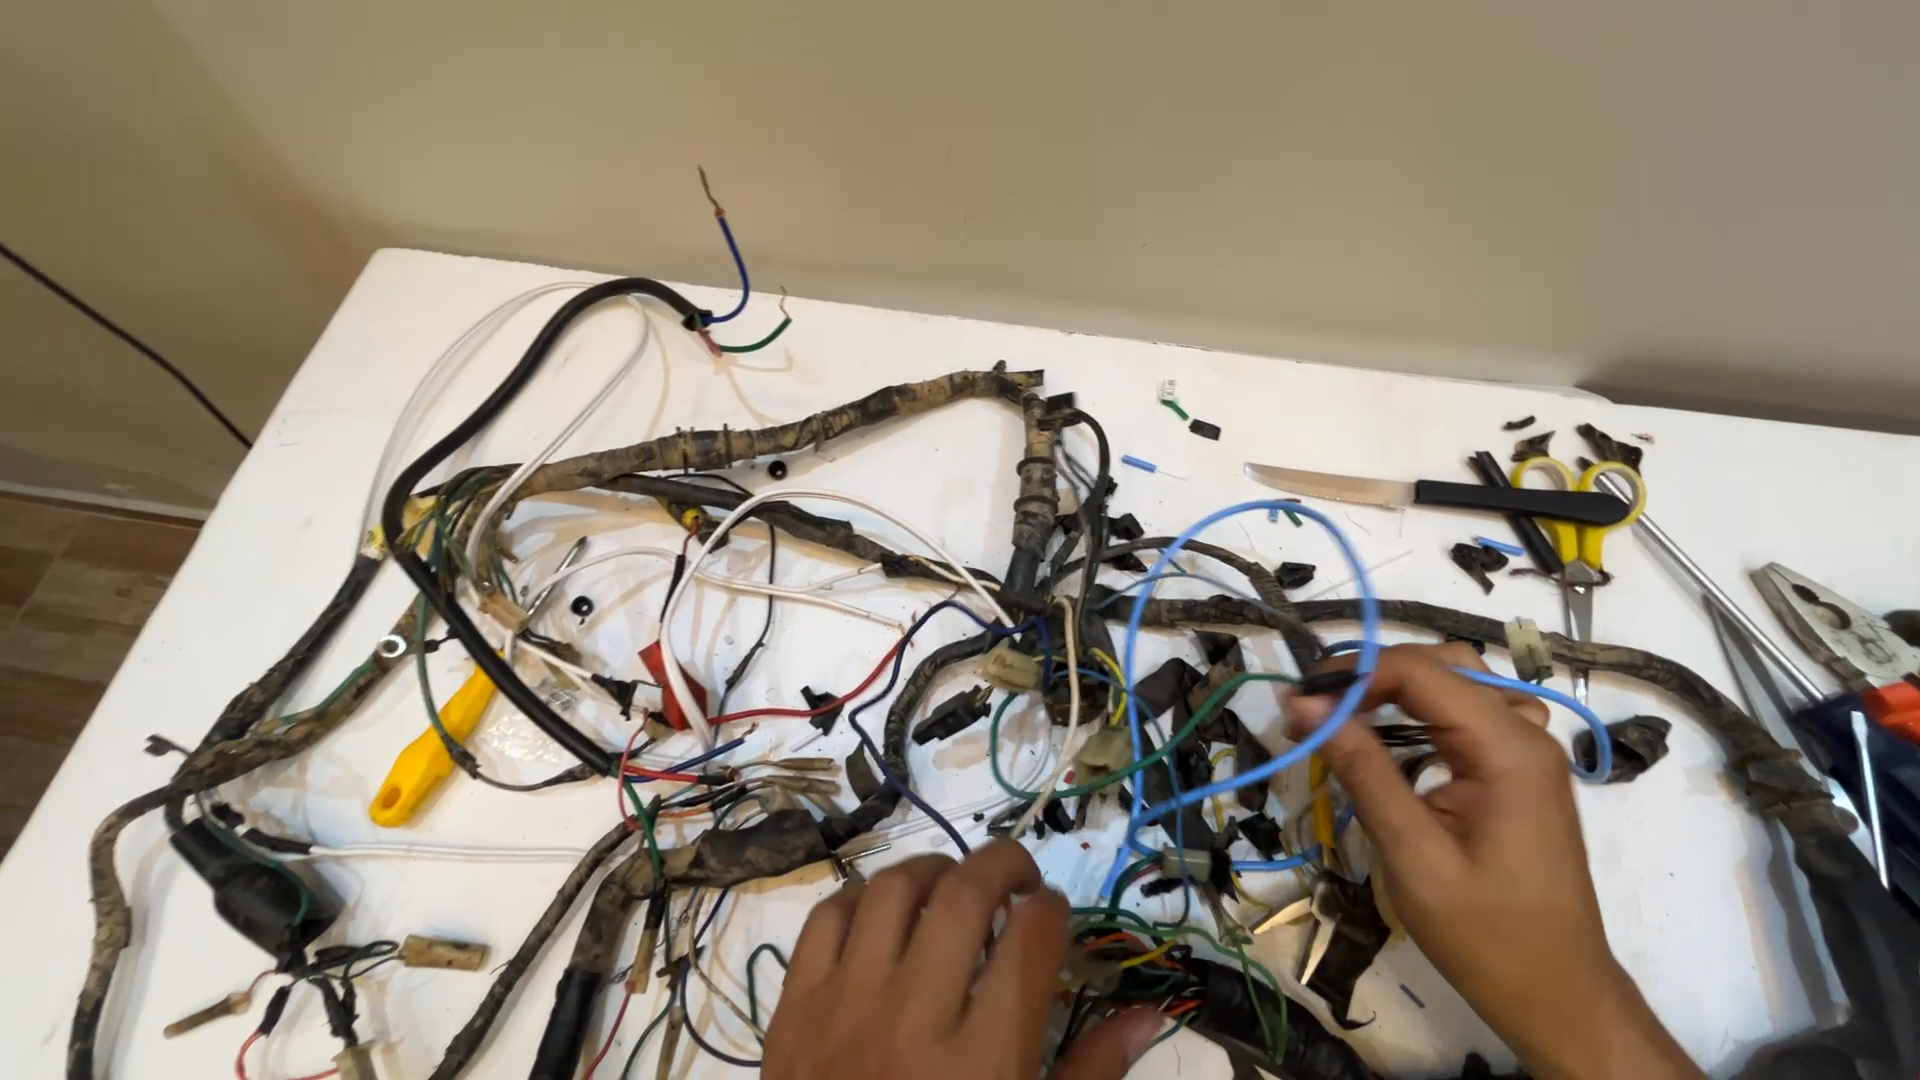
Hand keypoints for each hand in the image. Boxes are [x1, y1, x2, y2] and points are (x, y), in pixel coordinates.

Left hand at [763, 840, 1162, 1079]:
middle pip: (963, 896)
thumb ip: (1091, 1073)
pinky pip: (827, 918)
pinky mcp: (793, 1010)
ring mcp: (844, 1009)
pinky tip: (886, 910)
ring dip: (933, 870)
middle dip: (1003, 864)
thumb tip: (1148, 1014)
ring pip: (893, 890)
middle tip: (1018, 877)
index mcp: (981, 1063)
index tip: (1052, 910)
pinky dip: (862, 896)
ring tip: (953, 886)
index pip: (1030, 941)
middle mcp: (912, 1022)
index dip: (1052, 908)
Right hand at [1288, 643, 1702, 1079]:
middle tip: (1314, 709)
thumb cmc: (1484, 931)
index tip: (1297, 704)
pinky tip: (1387, 735)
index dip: (1352, 675)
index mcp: (1508, 749)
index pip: (1419, 671)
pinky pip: (1461, 711)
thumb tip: (1301, 703)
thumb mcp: (1410, 852)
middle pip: (1438, 663)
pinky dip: (1415, 707)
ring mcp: (1523, 750)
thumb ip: (1361, 768)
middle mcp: (1523, 734)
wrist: (1556, 994)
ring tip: (1339, 717)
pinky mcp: (1513, 768)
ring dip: (1390, 686)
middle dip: (1369, 674)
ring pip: (1451, 679)